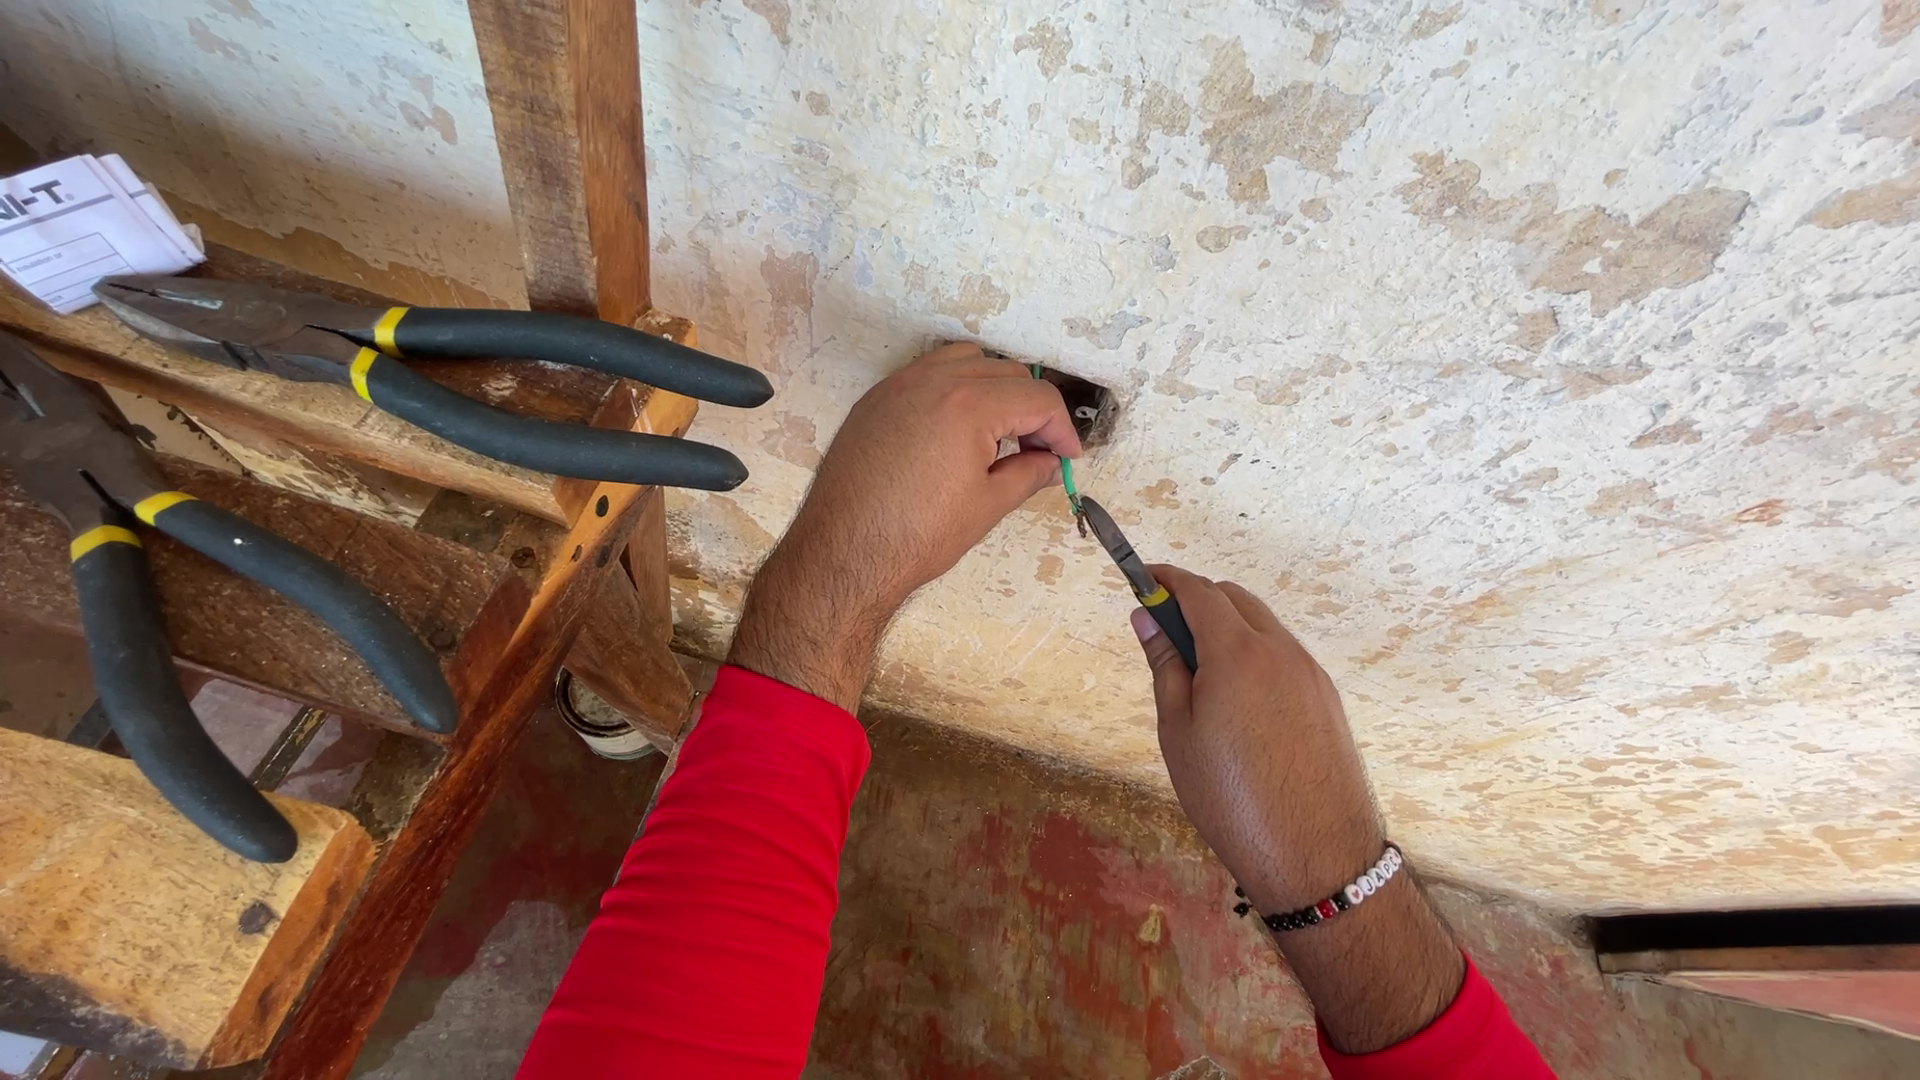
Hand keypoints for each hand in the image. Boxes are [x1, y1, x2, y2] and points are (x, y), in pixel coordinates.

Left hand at [728, 343, 1079, 710]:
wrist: (844, 553)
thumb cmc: (918, 535)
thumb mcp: (987, 506)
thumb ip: (1029, 474)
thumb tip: (1051, 464)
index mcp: (969, 403)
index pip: (1037, 398)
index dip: (1062, 430)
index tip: (1067, 459)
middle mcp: (934, 379)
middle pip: (1007, 373)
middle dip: (1032, 409)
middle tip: (1038, 451)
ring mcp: (899, 384)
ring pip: (967, 361)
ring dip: (994, 388)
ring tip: (999, 433)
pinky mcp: (876, 399)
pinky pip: (928, 373)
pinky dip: (955, 387)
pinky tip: (956, 428)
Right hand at [1133, 567, 1463, 1051]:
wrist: (1316, 857)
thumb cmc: (1227, 794)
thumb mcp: (1178, 729)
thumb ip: (1165, 663)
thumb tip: (1146, 617)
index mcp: (1237, 651)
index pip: (1199, 590)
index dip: (1167, 578)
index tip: (1142, 580)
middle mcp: (1280, 649)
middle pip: (1234, 597)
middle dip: (1197, 599)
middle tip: (1166, 633)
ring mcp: (1310, 672)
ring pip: (1262, 623)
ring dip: (1228, 625)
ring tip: (1201, 674)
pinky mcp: (1327, 697)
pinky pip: (1283, 652)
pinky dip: (1253, 650)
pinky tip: (1239, 698)